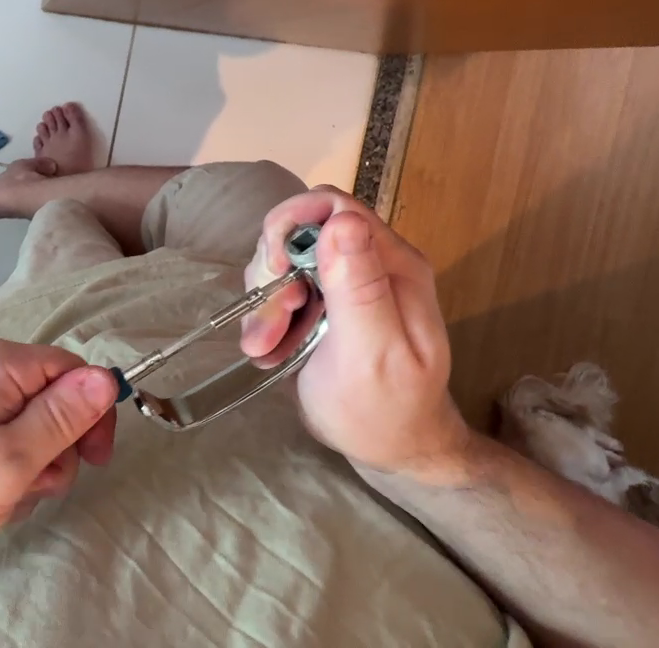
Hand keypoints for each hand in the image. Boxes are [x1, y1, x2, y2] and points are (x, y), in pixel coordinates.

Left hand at [0, 338, 117, 563]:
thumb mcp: (11, 458)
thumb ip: (62, 417)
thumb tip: (107, 376)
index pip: (73, 369)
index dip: (91, 414)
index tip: (93, 461)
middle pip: (52, 400)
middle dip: (53, 450)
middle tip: (29, 484)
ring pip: (29, 428)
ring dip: (28, 468)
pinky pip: (1, 442)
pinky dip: (3, 472)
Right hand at [242, 187, 472, 480]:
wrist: (386, 451)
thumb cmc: (383, 410)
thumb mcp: (371, 353)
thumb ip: (359, 287)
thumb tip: (342, 219)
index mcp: (393, 266)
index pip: (334, 207)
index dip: (292, 225)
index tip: (274, 268)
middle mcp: (369, 263)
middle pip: (298, 231)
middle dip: (272, 274)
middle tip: (269, 325)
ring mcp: (344, 281)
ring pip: (281, 259)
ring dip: (264, 302)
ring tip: (265, 347)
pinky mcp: (322, 299)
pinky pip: (278, 286)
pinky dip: (265, 316)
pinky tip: (271, 350)